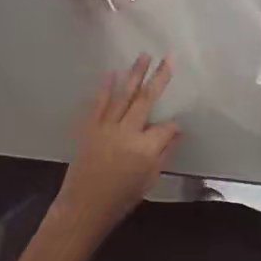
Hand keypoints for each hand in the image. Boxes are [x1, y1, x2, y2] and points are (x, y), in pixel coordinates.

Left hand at [55, 55, 179, 233]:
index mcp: (146, 149)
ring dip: (134, 74)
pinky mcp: (90, 128)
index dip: (172, 128)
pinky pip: (99, 104)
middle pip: (146, 100)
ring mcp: (106, 127)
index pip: (166, 128)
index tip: (174, 130)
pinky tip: (112, 73)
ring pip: (124, 95)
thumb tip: (175, 132)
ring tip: (143, 56)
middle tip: (168, 58)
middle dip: (158, 78)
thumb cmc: (121, 198)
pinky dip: (105, 88)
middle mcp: (127, 132)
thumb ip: (164, 153)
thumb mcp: (150, 180)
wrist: (85, 204)